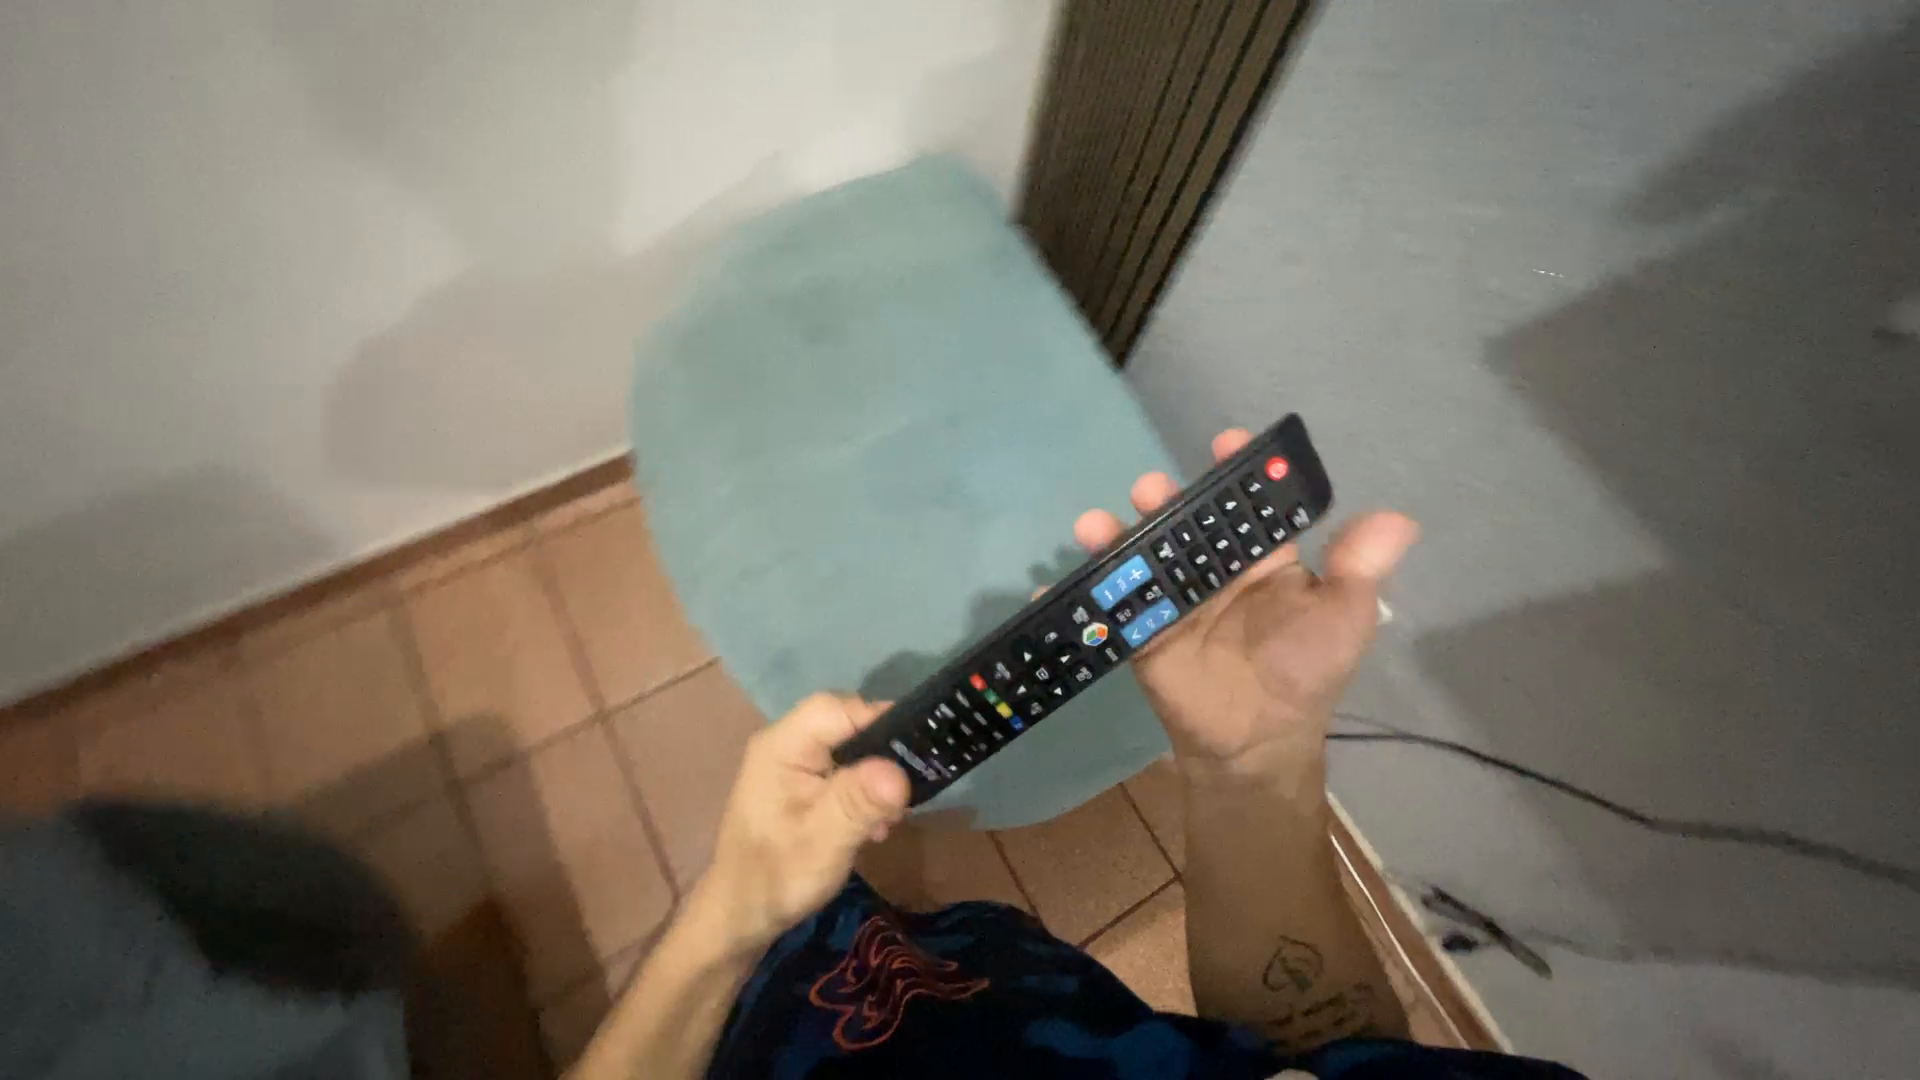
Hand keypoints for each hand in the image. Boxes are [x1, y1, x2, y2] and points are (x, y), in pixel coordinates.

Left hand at [696, 693, 909, 951]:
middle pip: (846, 722)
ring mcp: (792, 761)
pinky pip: (842, 766)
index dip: (879, 720)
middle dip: (881, 751)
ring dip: (875, 774)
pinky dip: (864, 788)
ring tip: (889, 816)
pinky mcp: (801, 781)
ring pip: (848, 745)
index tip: (915, 751)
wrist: (740, 918)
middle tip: (905, 792)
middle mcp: (785, 742)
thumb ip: (858, 803)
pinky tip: (874, 822)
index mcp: (782, 746)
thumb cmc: (776, 879)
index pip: (838, 709)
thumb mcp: (823, 844)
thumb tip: (897, 771)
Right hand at [1072, 429, 1418, 769]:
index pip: (1245, 505)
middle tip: (1150, 488)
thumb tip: (1399, 518)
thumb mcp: (1342, 618)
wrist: (1257, 738)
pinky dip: (1084, 596)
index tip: (1226, 443)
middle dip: (1163, 499)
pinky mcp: (1141, 631)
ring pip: (1140, 556)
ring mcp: (1172, 599)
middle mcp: (1211, 569)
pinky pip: (1111, 609)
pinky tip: (1053, 587)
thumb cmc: (1305, 671)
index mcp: (1259, 558)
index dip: (1237, 472)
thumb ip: (1357, 570)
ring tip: (1094, 526)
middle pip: (1181, 522)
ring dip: (1114, 536)